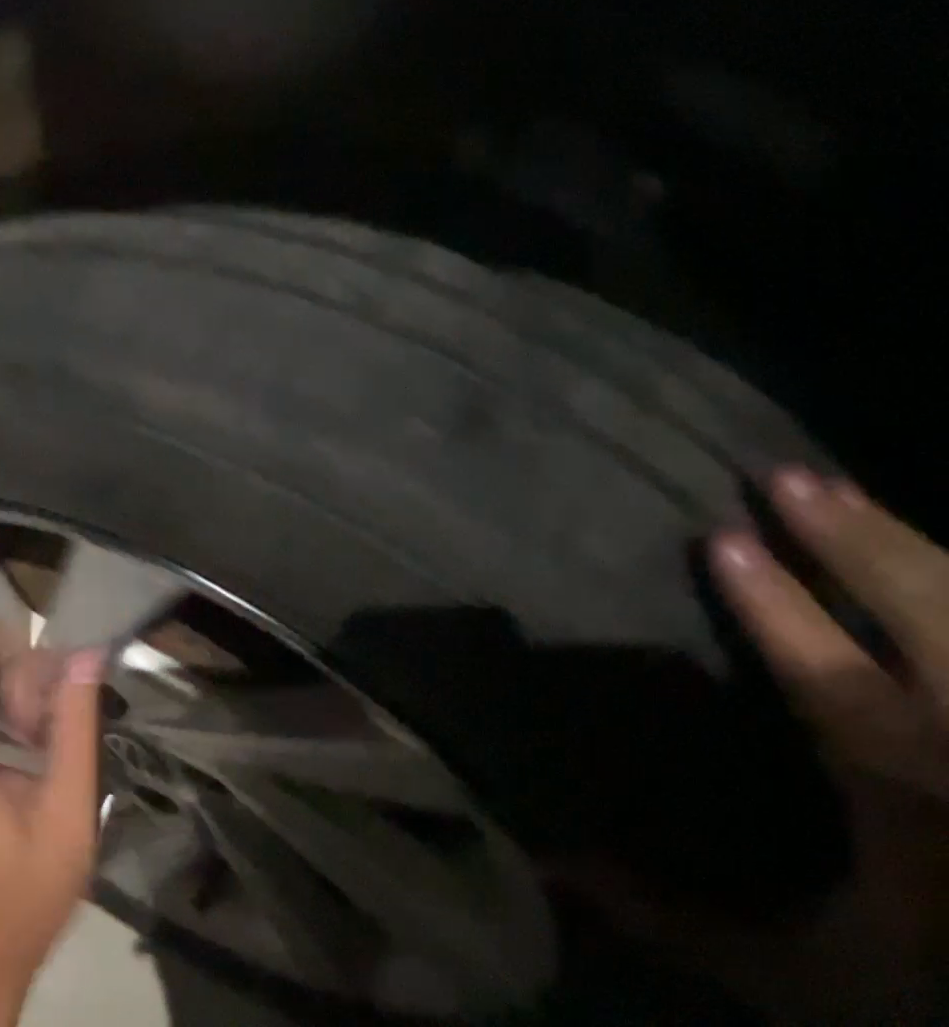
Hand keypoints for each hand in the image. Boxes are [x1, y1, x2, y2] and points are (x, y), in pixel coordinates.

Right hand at [584, 469, 948, 1022]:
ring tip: (842, 493)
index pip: (839, 684)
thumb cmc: (916, 991)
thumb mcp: (791, 977)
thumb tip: (545, 860)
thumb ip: (669, 918)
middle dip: (861, 548)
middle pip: (937, 627)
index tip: (722, 541)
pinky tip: (925, 555)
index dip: (780, 611)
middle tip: (789, 479)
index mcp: (913, 800)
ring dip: (912, 551)